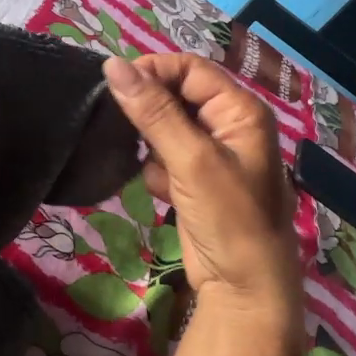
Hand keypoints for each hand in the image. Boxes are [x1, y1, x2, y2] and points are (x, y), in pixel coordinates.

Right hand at [102, 54, 299, 315]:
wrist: (244, 290)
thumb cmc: (228, 220)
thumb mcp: (190, 160)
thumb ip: (152, 111)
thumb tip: (111, 64)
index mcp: (241, 111)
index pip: (190, 68)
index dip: (153, 71)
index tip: (114, 86)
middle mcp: (230, 125)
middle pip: (177, 94)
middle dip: (150, 111)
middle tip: (123, 126)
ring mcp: (213, 154)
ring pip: (166, 126)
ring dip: (152, 144)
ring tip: (155, 168)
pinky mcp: (196, 179)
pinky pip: (165, 156)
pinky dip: (157, 169)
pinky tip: (163, 192)